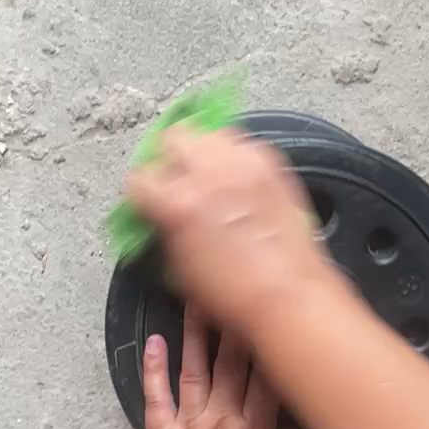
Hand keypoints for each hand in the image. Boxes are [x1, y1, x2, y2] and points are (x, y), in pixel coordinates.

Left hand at [122, 307, 338, 428]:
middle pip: (232, 366)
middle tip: (238, 288)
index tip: (276, 317)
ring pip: (196, 370)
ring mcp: (188, 424)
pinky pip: (157, 395)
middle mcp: (222, 421)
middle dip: (236, 327)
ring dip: (197, 334)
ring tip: (198, 299)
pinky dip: (154, 368)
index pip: (267, 385)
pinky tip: (155, 341)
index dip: (272, 350)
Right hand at [125, 126, 348, 334]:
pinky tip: (235, 180)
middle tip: (174, 178)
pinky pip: (244, 145)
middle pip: (173, 137)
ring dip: (203, 151)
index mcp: (178, 202)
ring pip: (210, 133)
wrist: (288, 295)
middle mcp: (209, 174)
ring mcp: (243, 164)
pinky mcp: (271, 165)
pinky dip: (234, 157)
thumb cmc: (237, 294)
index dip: (140, 191)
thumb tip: (159, 215)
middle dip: (170, 157)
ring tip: (206, 176)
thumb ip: (163, 228)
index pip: (140, 177)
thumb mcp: (178, 267)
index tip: (147, 198)